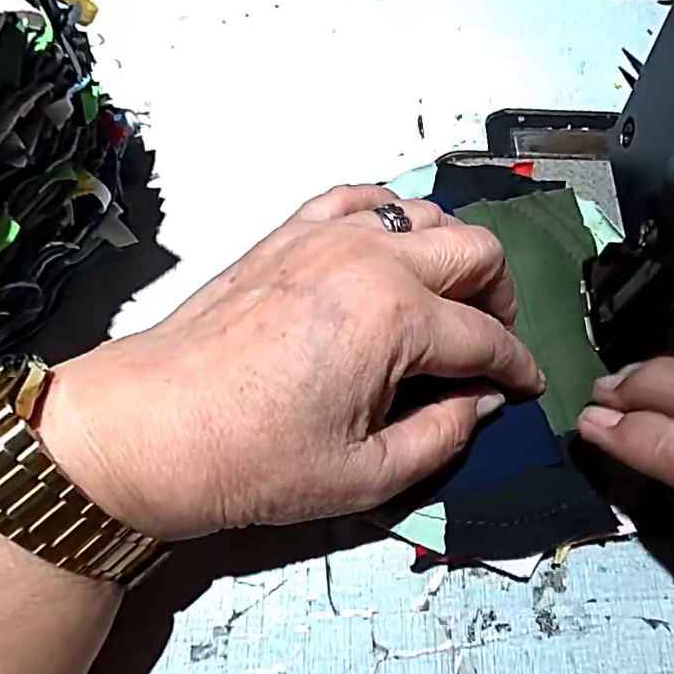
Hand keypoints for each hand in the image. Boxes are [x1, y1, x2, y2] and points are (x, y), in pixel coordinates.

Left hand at [35, 185, 542, 541]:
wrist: (144, 430)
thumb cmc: (255, 462)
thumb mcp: (368, 474)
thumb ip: (447, 432)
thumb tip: (482, 397)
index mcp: (397, 319)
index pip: (488, 338)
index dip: (518, 366)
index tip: (528, 385)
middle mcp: (374, 259)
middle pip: (478, 254)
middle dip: (501, 299)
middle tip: (489, 341)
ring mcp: (330, 235)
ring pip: (430, 215)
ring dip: (455, 258)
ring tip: (444, 301)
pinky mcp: (293, 229)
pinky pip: (364, 198)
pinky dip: (394, 220)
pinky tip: (391, 253)